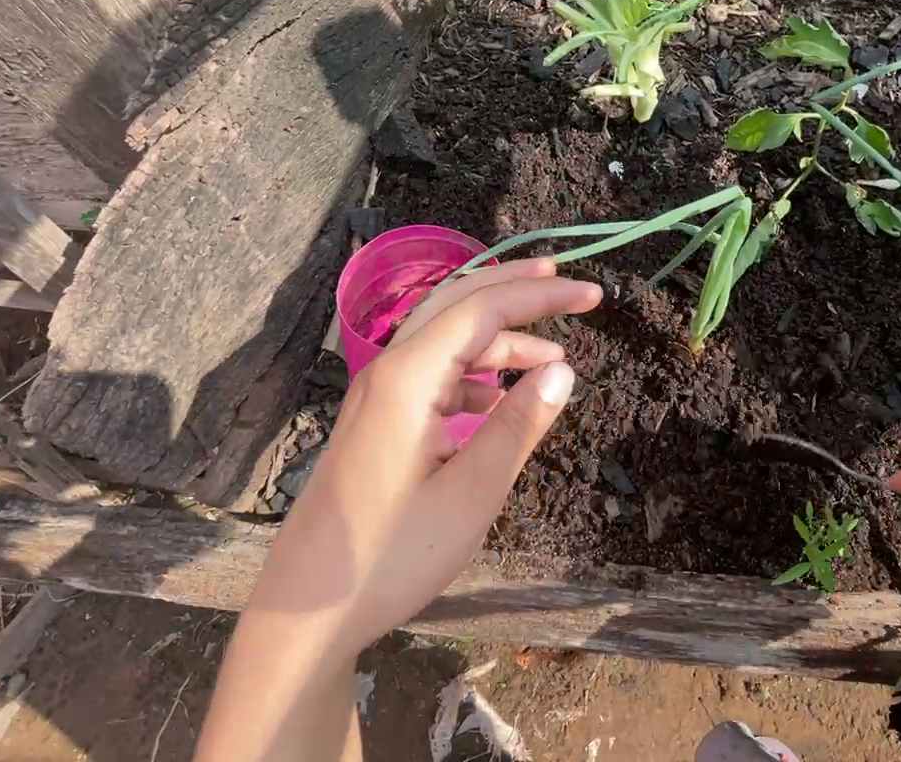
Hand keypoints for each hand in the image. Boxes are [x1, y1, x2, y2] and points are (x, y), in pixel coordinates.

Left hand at [196, 258, 600, 761]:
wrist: (306, 613)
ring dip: (499, 338)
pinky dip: (474, 373)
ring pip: (445, 338)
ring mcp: (378, 394)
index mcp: (410, 377)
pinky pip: (433, 372)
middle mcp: (389, 370)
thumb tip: (563, 370)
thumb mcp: (472, 493)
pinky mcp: (377, 420)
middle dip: (516, 289)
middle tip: (569, 286)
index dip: (542, 296)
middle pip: (458, 303)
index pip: (485, 308)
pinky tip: (499, 403)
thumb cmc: (392, 556)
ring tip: (550, 361)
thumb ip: (519, 425)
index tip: (594, 295)